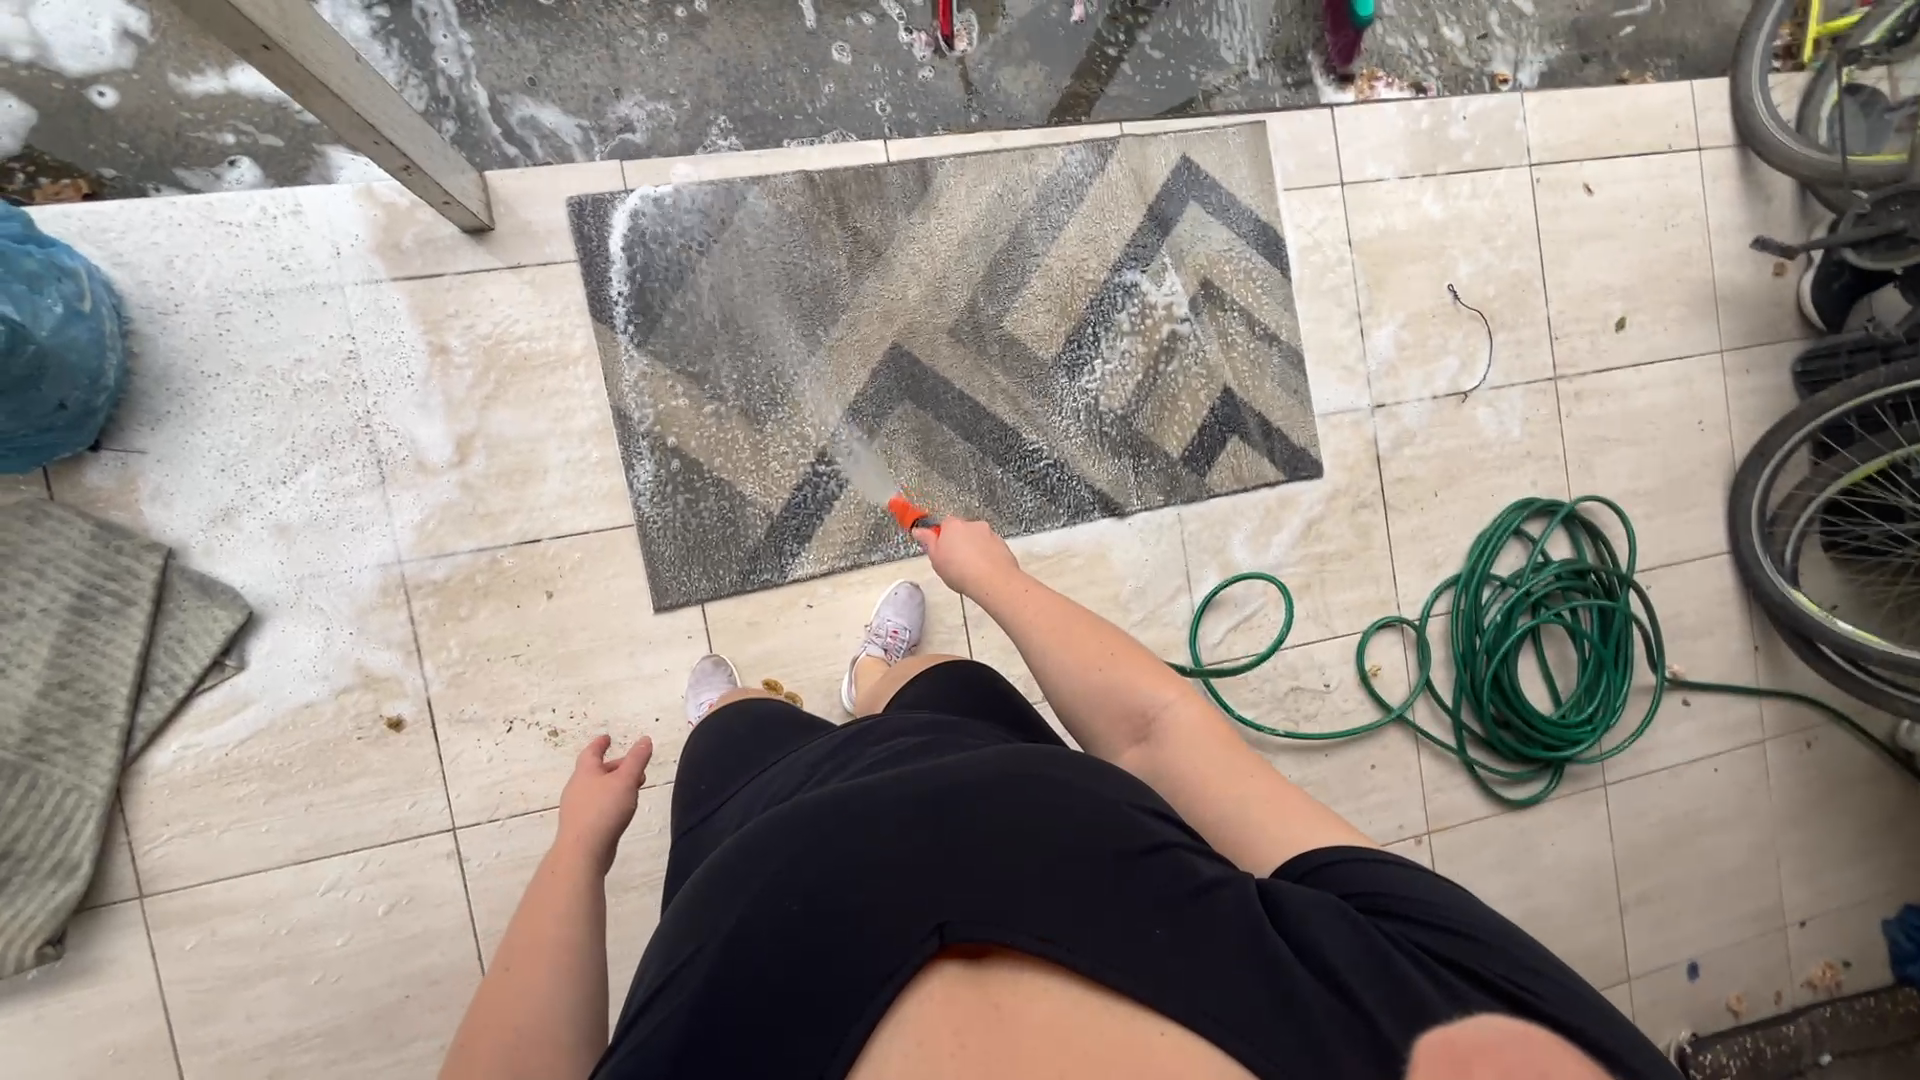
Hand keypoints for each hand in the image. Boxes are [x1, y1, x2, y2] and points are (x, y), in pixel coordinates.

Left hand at [555, 735, 652, 874]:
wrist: (582, 852)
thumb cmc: (604, 810)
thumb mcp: (626, 780)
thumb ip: (637, 760)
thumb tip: (645, 739)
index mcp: (585, 773)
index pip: (591, 752)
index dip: (600, 744)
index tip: (607, 738)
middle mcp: (577, 788)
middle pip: (596, 771)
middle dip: (615, 767)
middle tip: (634, 767)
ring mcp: (576, 808)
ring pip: (597, 789)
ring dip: (614, 785)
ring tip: (634, 789)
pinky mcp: (580, 826)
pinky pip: (596, 806)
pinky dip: (610, 801)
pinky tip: (622, 810)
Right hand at [913, 515, 1020, 598]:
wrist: (992, 581)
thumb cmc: (961, 571)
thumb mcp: (936, 559)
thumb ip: (928, 541)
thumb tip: (918, 531)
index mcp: (953, 525)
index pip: (944, 524)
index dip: (942, 537)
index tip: (940, 551)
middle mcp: (973, 525)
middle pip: (962, 530)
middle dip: (959, 543)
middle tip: (954, 563)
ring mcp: (990, 533)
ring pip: (978, 539)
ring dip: (974, 549)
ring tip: (970, 570)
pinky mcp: (1002, 544)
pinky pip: (990, 548)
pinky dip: (987, 556)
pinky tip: (983, 571)